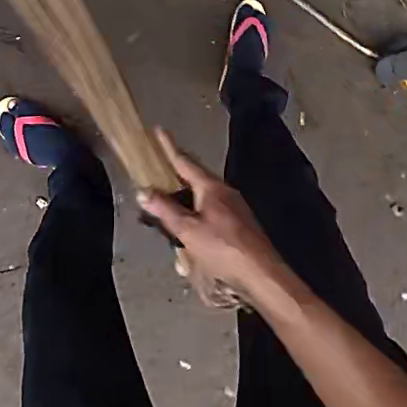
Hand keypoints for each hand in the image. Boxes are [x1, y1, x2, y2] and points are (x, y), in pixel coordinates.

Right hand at [138, 129, 290, 301]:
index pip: (184, 161)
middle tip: (158, 176)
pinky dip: (197, 223)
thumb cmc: (223, 248)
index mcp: (211, 187)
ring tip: (171, 220)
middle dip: (175, 179)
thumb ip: (165, 210)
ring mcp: (234, 208)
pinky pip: (211, 216)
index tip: (159, 130)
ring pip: (202, 201)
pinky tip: (191, 246)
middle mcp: (224, 192)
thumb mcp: (188, 230)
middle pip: (194, 179)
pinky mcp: (239, 225)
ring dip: (185, 208)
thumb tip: (143, 191)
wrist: (263, 275)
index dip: (169, 147)